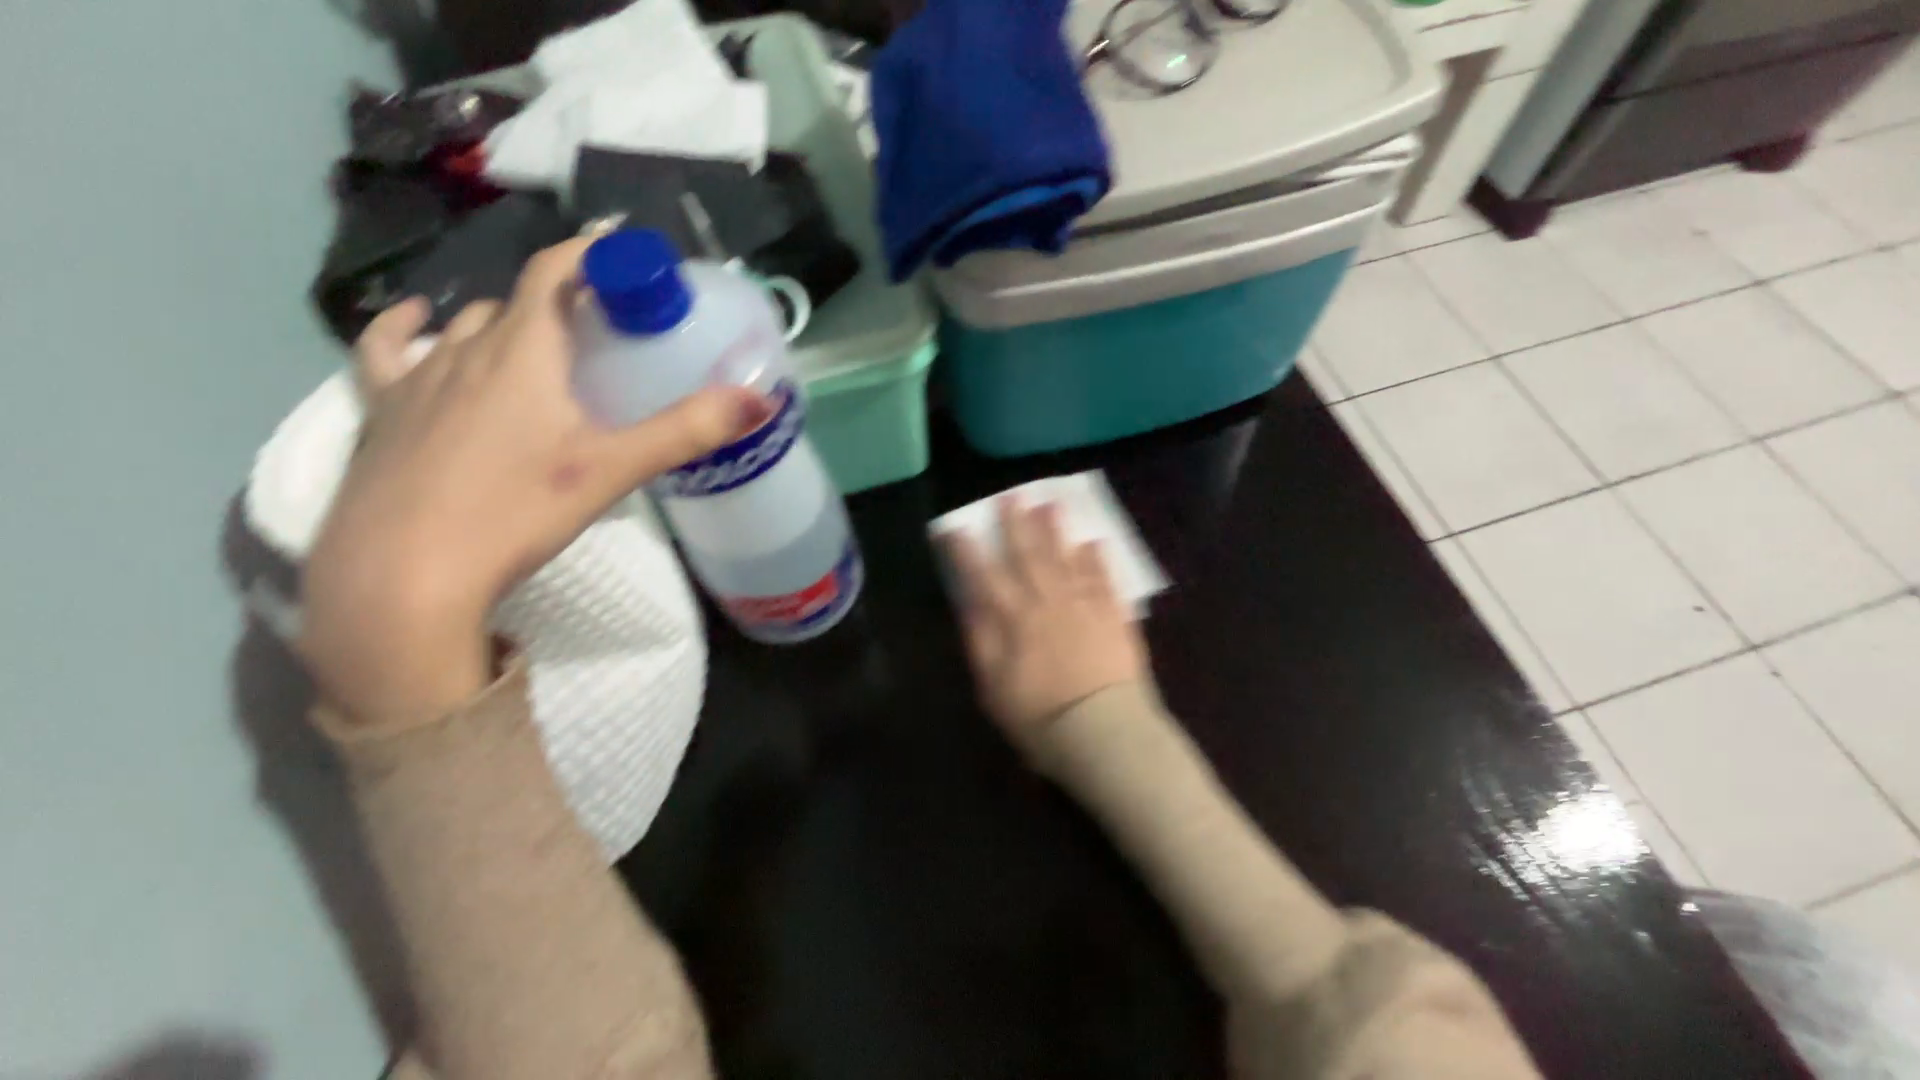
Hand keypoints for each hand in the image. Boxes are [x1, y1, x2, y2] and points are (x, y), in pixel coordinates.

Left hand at [300, 238, 767, 729]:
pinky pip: (388, 349)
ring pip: (466, 327)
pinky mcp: (380, 410)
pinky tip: (417, 324)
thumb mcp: (613, 471)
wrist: (404, 572)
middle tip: (601, 339)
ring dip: (506, 327)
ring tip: (539, 354)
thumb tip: (760, 399)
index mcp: (525, 349)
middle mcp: (466, 347)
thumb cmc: (515, 511)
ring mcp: (417, 376)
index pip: (554, 271)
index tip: (625, 265)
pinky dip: (407, 329)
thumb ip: (687, 430)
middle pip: (519, 304)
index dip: (590, 256)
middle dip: (561, 306)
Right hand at [943, 499, 1149, 745]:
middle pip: (1028, 555)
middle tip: (1011, 496)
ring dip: (1056, 530)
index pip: (983, 575)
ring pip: (1066, 557)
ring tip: (1050, 503)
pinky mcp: (1114, 615)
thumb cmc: (1038, 716)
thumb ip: (981, 640)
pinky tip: (1092, 542)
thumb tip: (969, 602)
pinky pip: (1103, 578)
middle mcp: (1046, 601)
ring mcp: (1083, 604)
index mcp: (1012, 618)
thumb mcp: (992, 686)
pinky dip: (1096, 558)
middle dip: (1016, 524)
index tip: (955, 526)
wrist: (1102, 729)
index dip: (967, 550)